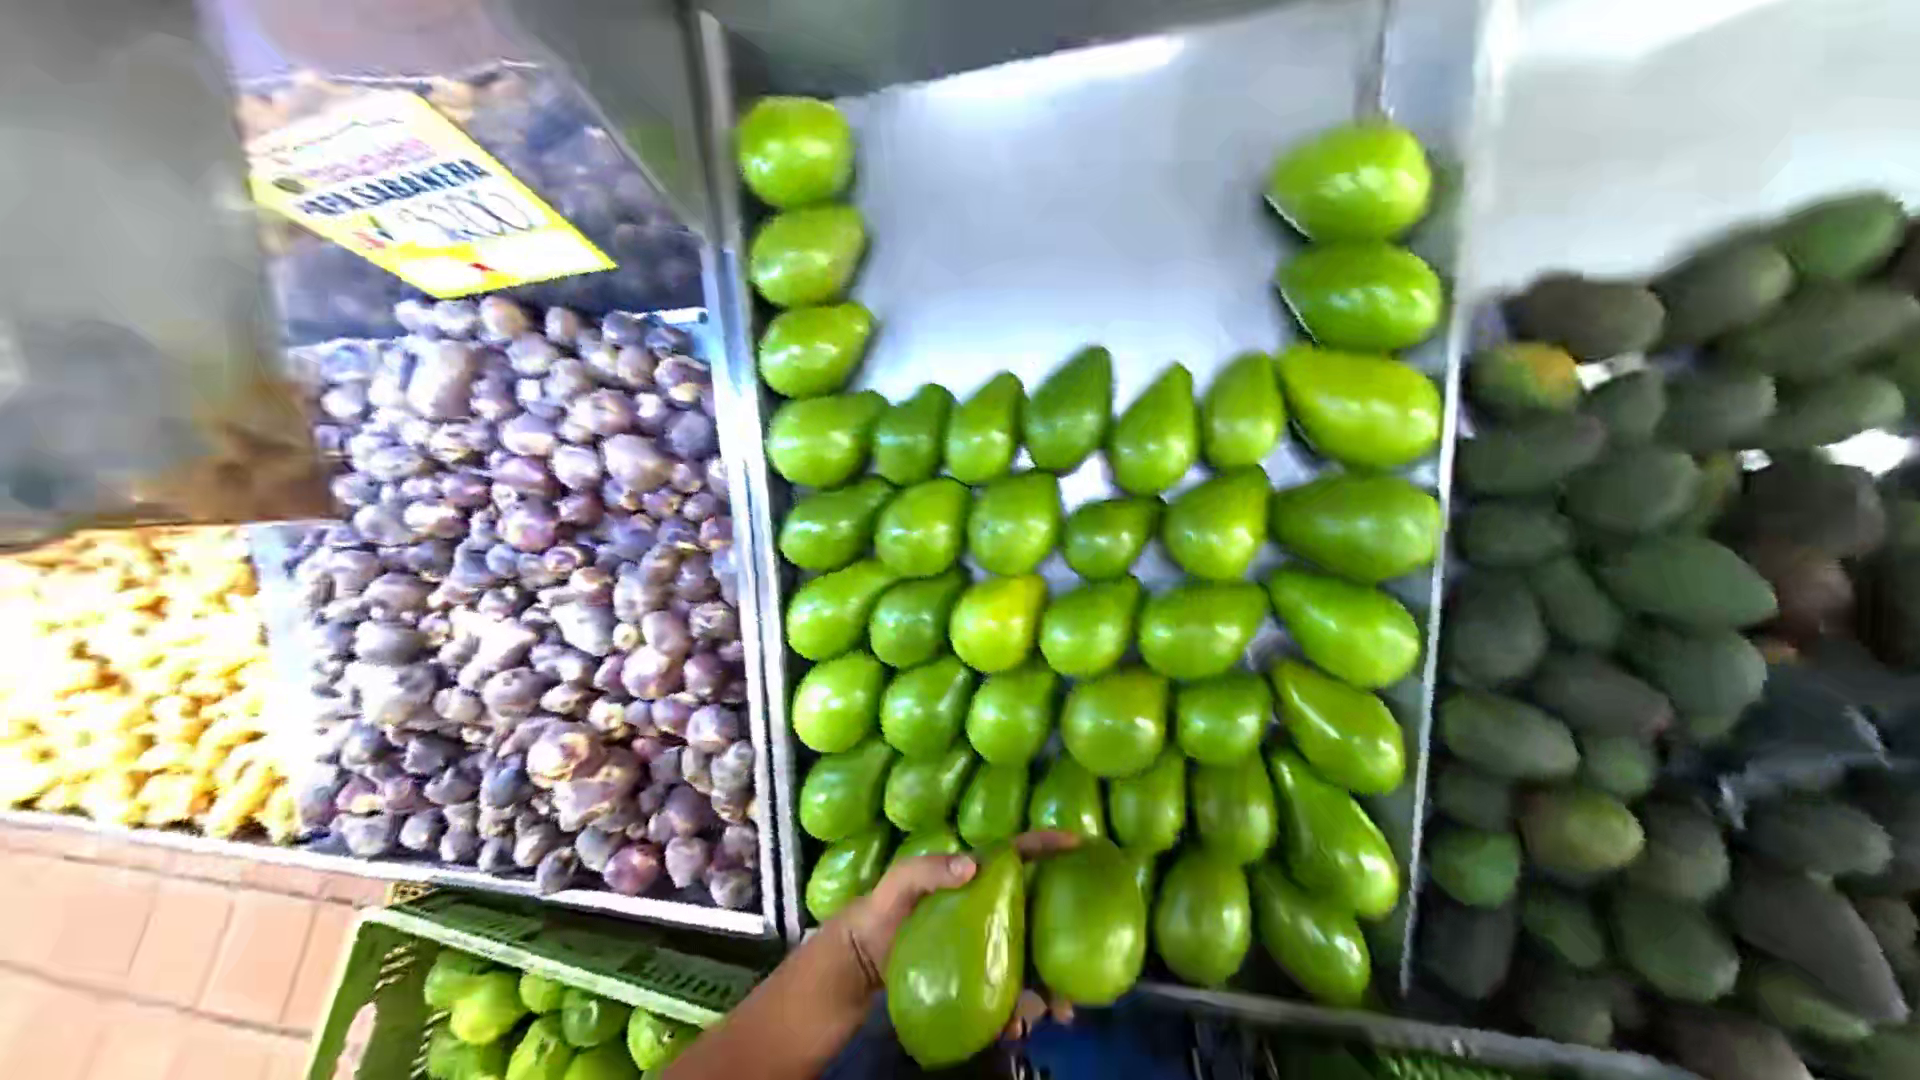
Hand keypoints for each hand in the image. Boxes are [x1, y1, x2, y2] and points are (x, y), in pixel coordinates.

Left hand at [825, 831, 1081, 1015]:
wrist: (864, 959)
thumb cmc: (885, 908)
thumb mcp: (901, 881)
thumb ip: (929, 868)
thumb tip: (971, 867)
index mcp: (980, 875)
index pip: (1020, 853)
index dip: (1049, 844)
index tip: (1078, 844)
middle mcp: (992, 906)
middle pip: (1040, 912)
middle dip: (1066, 932)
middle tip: (1078, 960)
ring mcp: (988, 943)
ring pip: (1033, 957)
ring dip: (1051, 984)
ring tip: (1056, 1010)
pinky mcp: (979, 976)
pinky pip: (1009, 992)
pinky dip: (1019, 1010)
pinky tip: (1014, 1025)